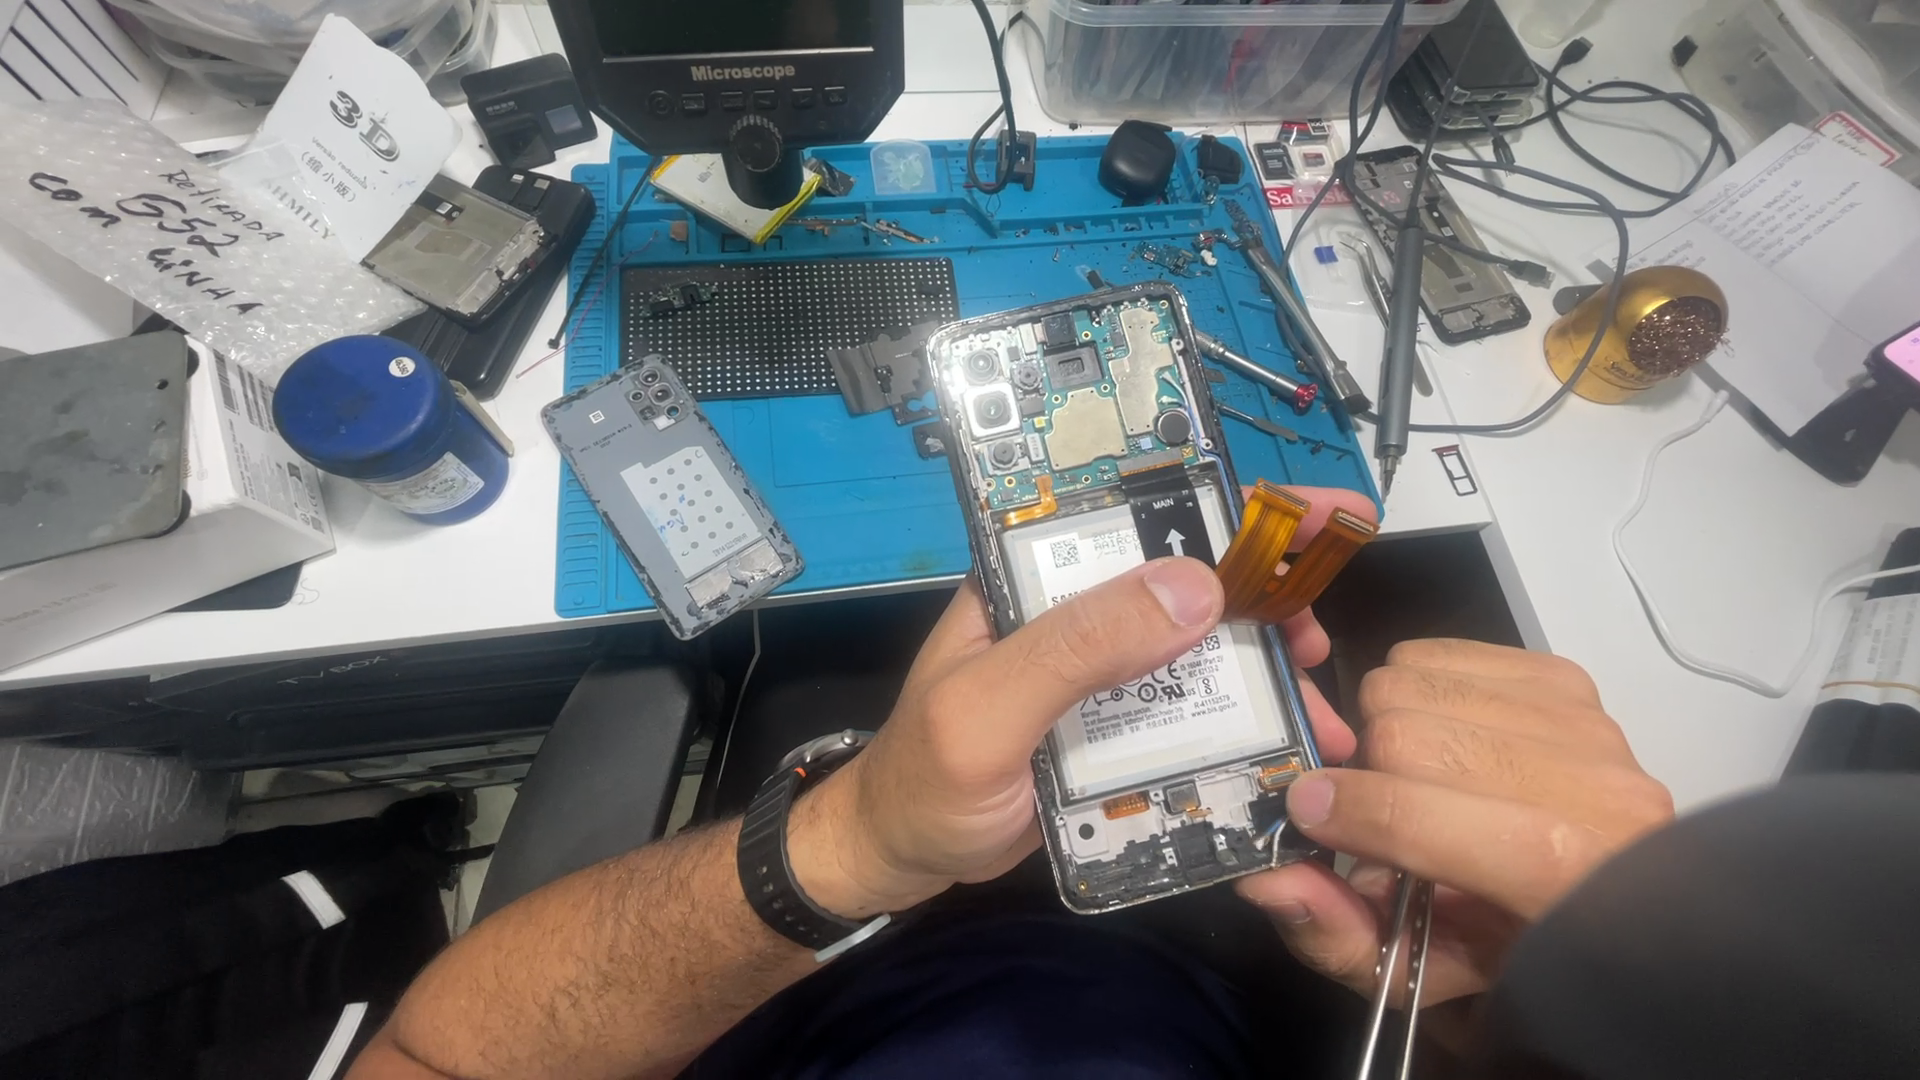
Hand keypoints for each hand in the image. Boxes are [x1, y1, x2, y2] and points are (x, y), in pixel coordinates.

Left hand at [788, 486, 1376, 918]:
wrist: (905, 856)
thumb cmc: (925, 780)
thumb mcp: (988, 710)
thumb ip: (1072, 649)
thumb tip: (1193, 588)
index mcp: (1028, 582)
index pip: (1123, 518)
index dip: (1214, 503)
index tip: (1305, 510)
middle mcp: (1067, 613)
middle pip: (1176, 578)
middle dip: (1258, 590)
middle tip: (1317, 621)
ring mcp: (1093, 669)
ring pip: (1192, 645)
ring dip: (1260, 661)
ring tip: (1316, 700)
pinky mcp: (1110, 724)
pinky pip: (1184, 707)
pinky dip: (1239, 719)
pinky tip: (1282, 742)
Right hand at [1236, 639, 1673, 1008]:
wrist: (1600, 885)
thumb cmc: (1502, 939)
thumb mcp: (1417, 967)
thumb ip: (1333, 933)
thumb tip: (1265, 878)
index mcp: (1568, 887)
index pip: (1431, 821)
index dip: (1355, 811)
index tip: (1307, 811)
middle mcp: (1595, 794)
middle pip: (1403, 732)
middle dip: (1365, 762)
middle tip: (1374, 794)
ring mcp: (1583, 723)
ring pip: (1408, 678)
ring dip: (1385, 717)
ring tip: (1411, 764)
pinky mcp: (1565, 677)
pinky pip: (1434, 650)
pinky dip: (1413, 681)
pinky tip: (1441, 726)